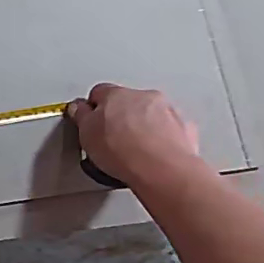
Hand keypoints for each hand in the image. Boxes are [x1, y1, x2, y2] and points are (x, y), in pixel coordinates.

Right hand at [66, 83, 206, 191]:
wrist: (160, 169)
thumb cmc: (125, 151)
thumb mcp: (85, 132)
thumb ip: (81, 115)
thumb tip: (79, 110)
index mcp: (117, 94)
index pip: (98, 93)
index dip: (91, 109)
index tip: (88, 122)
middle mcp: (144, 97)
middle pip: (126, 101)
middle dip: (118, 117)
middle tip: (108, 138)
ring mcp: (167, 111)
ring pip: (149, 114)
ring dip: (140, 127)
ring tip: (128, 151)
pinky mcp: (184, 128)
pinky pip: (167, 129)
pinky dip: (159, 139)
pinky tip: (148, 155)